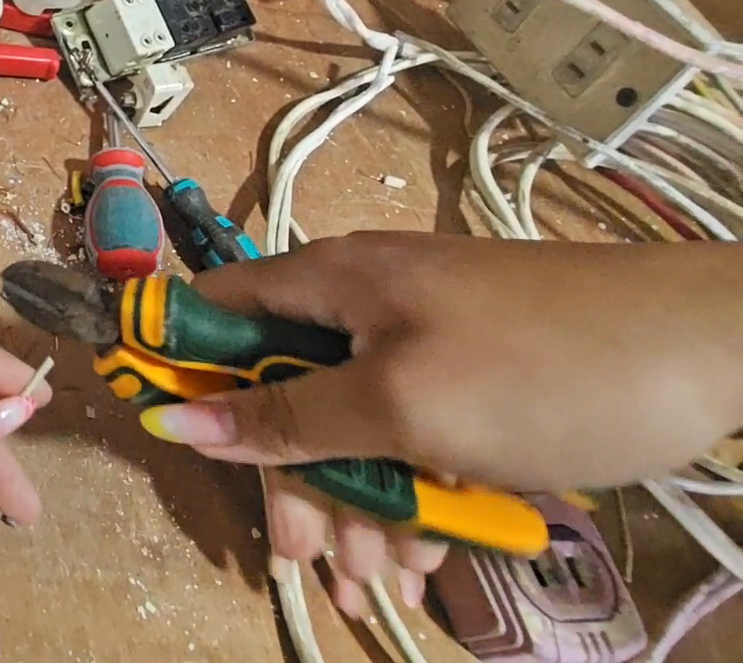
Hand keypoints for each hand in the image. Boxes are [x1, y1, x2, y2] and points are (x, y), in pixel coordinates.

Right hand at [136, 233, 742, 616]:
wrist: (728, 345)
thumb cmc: (543, 369)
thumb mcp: (402, 405)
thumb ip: (284, 417)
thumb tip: (173, 422)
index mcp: (319, 281)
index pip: (208, 310)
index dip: (178, 364)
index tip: (173, 434)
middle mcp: (349, 299)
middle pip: (278, 379)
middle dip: (285, 469)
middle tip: (301, 555)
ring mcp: (407, 332)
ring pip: (344, 411)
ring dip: (351, 493)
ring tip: (375, 578)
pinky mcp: (458, 364)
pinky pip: (403, 420)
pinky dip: (406, 480)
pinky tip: (429, 547)